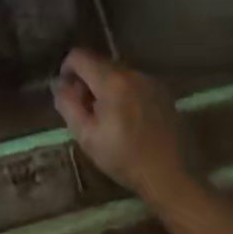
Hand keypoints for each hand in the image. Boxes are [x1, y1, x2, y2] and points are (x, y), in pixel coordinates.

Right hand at [53, 48, 192, 199]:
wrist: (172, 178)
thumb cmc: (125, 159)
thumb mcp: (87, 136)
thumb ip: (68, 104)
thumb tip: (60, 84)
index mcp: (112, 82)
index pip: (80, 56)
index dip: (67, 69)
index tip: (68, 92)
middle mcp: (132, 73)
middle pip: (99, 63)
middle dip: (87, 81)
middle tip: (87, 110)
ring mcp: (150, 81)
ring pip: (117, 73)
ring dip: (106, 87)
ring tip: (108, 117)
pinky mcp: (163, 91)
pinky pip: (134, 82)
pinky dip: (124, 92)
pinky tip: (129, 119)